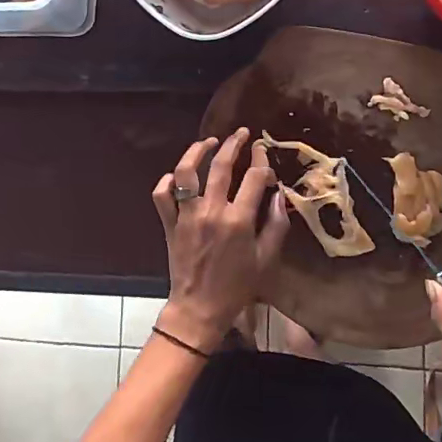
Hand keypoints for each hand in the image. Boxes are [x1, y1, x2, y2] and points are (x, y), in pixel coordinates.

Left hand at [151, 128, 287, 350]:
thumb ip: (276, 225)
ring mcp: (186, 215)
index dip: (260, 159)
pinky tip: (177, 175)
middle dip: (233, 144)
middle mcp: (211, 211)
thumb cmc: (237, 287)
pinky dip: (167, 181)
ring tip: (208, 142)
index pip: (252, 177)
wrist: (199, 308)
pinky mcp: (169, 223)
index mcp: (238, 220)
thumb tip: (279, 195)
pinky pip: (162, 195)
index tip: (263, 151)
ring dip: (196, 152)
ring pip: (185, 173)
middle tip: (240, 133)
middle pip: (220, 166)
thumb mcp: (266, 259)